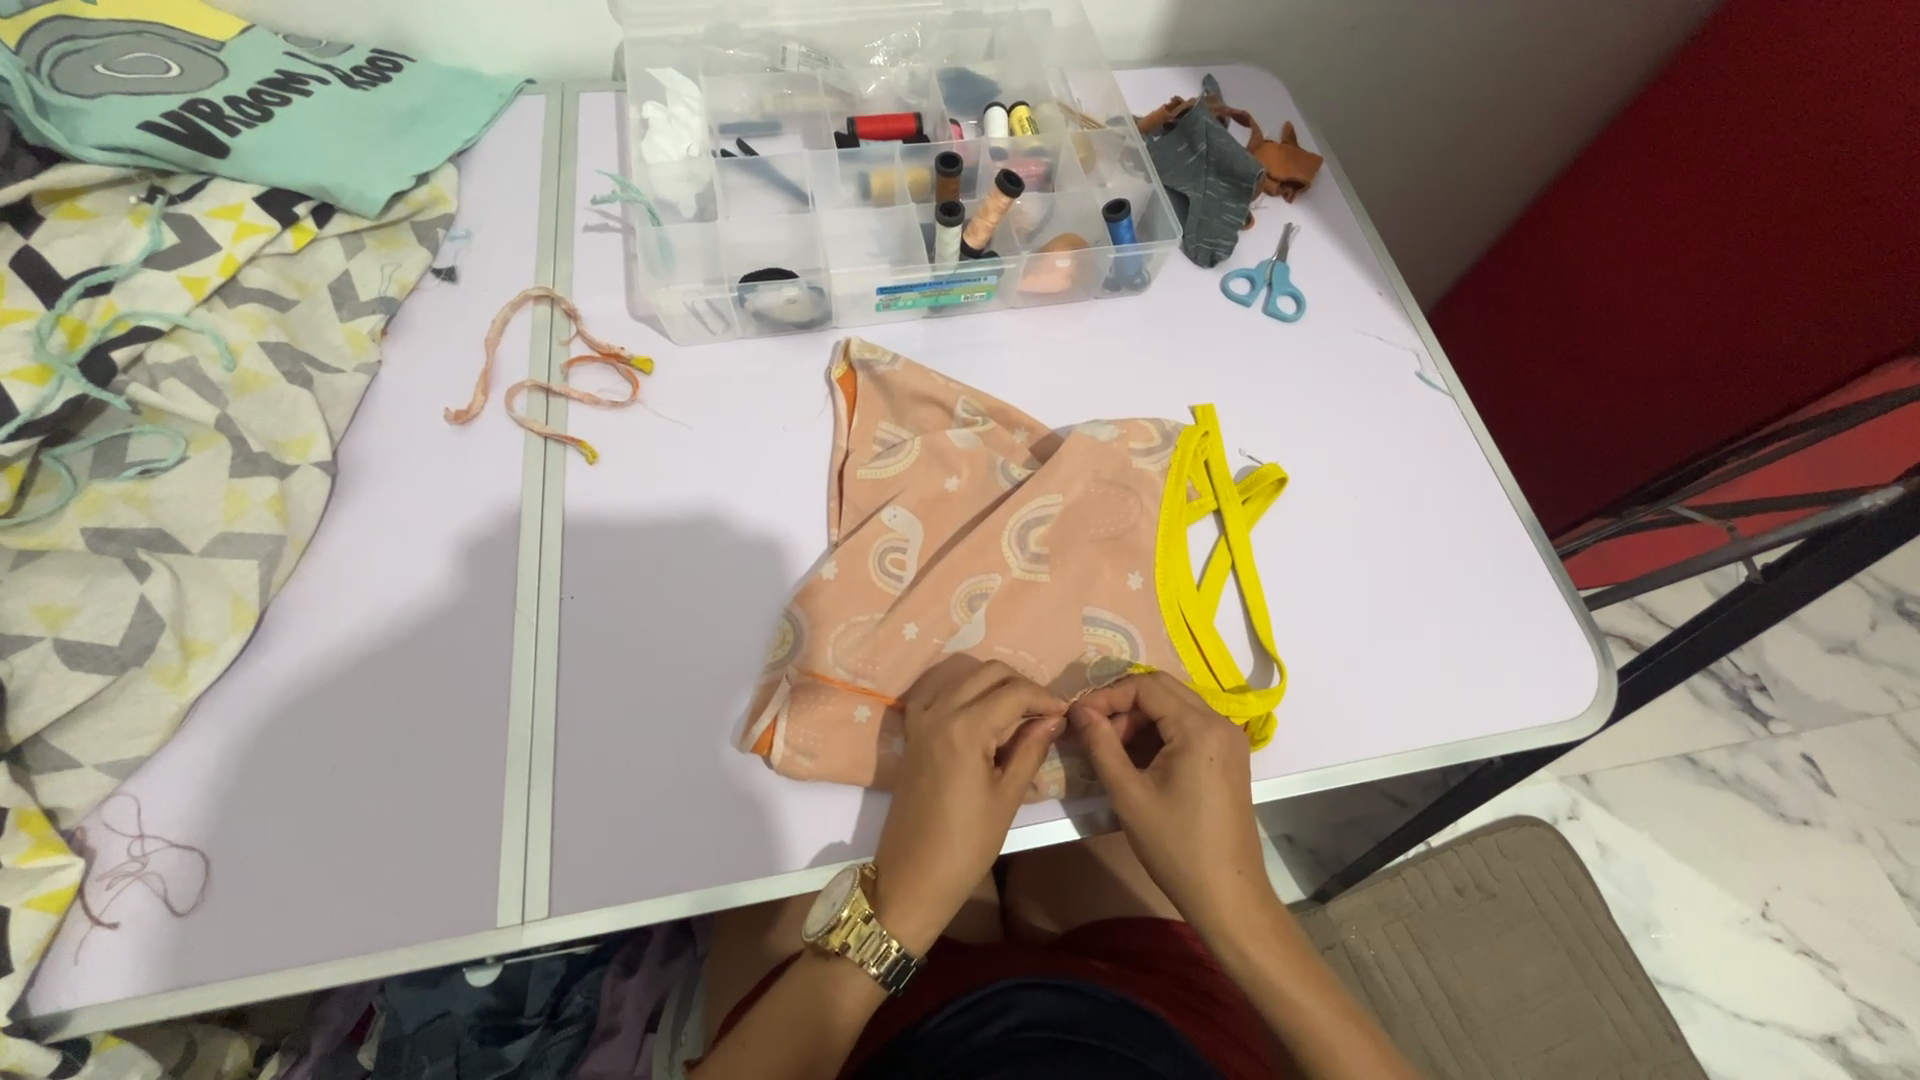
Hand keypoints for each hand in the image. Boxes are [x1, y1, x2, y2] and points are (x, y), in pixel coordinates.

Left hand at [871, 657, 1065, 953]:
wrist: (913, 876)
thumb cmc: (966, 845)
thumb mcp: (1007, 797)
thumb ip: (1031, 748)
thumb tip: (1055, 718)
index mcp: (965, 728)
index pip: (1015, 692)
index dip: (1045, 698)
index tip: (1065, 714)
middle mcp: (940, 711)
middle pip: (989, 672)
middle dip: (1022, 685)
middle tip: (1044, 713)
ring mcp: (921, 719)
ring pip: (964, 676)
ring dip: (994, 684)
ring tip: (1018, 713)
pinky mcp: (912, 731)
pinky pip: (939, 692)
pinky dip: (963, 691)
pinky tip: (981, 713)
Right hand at [1070, 672, 1271, 932]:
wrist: (1227, 895)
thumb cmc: (1175, 846)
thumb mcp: (1128, 795)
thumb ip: (1101, 744)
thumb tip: (1078, 710)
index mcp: (1200, 728)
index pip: (1146, 687)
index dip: (1107, 695)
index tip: (1078, 717)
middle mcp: (1220, 723)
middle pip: (1162, 690)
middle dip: (1123, 704)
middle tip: (1092, 730)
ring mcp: (1228, 740)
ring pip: (1174, 707)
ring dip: (1139, 719)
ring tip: (1110, 749)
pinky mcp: (1228, 757)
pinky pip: (1188, 727)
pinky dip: (1159, 733)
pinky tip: (1136, 760)